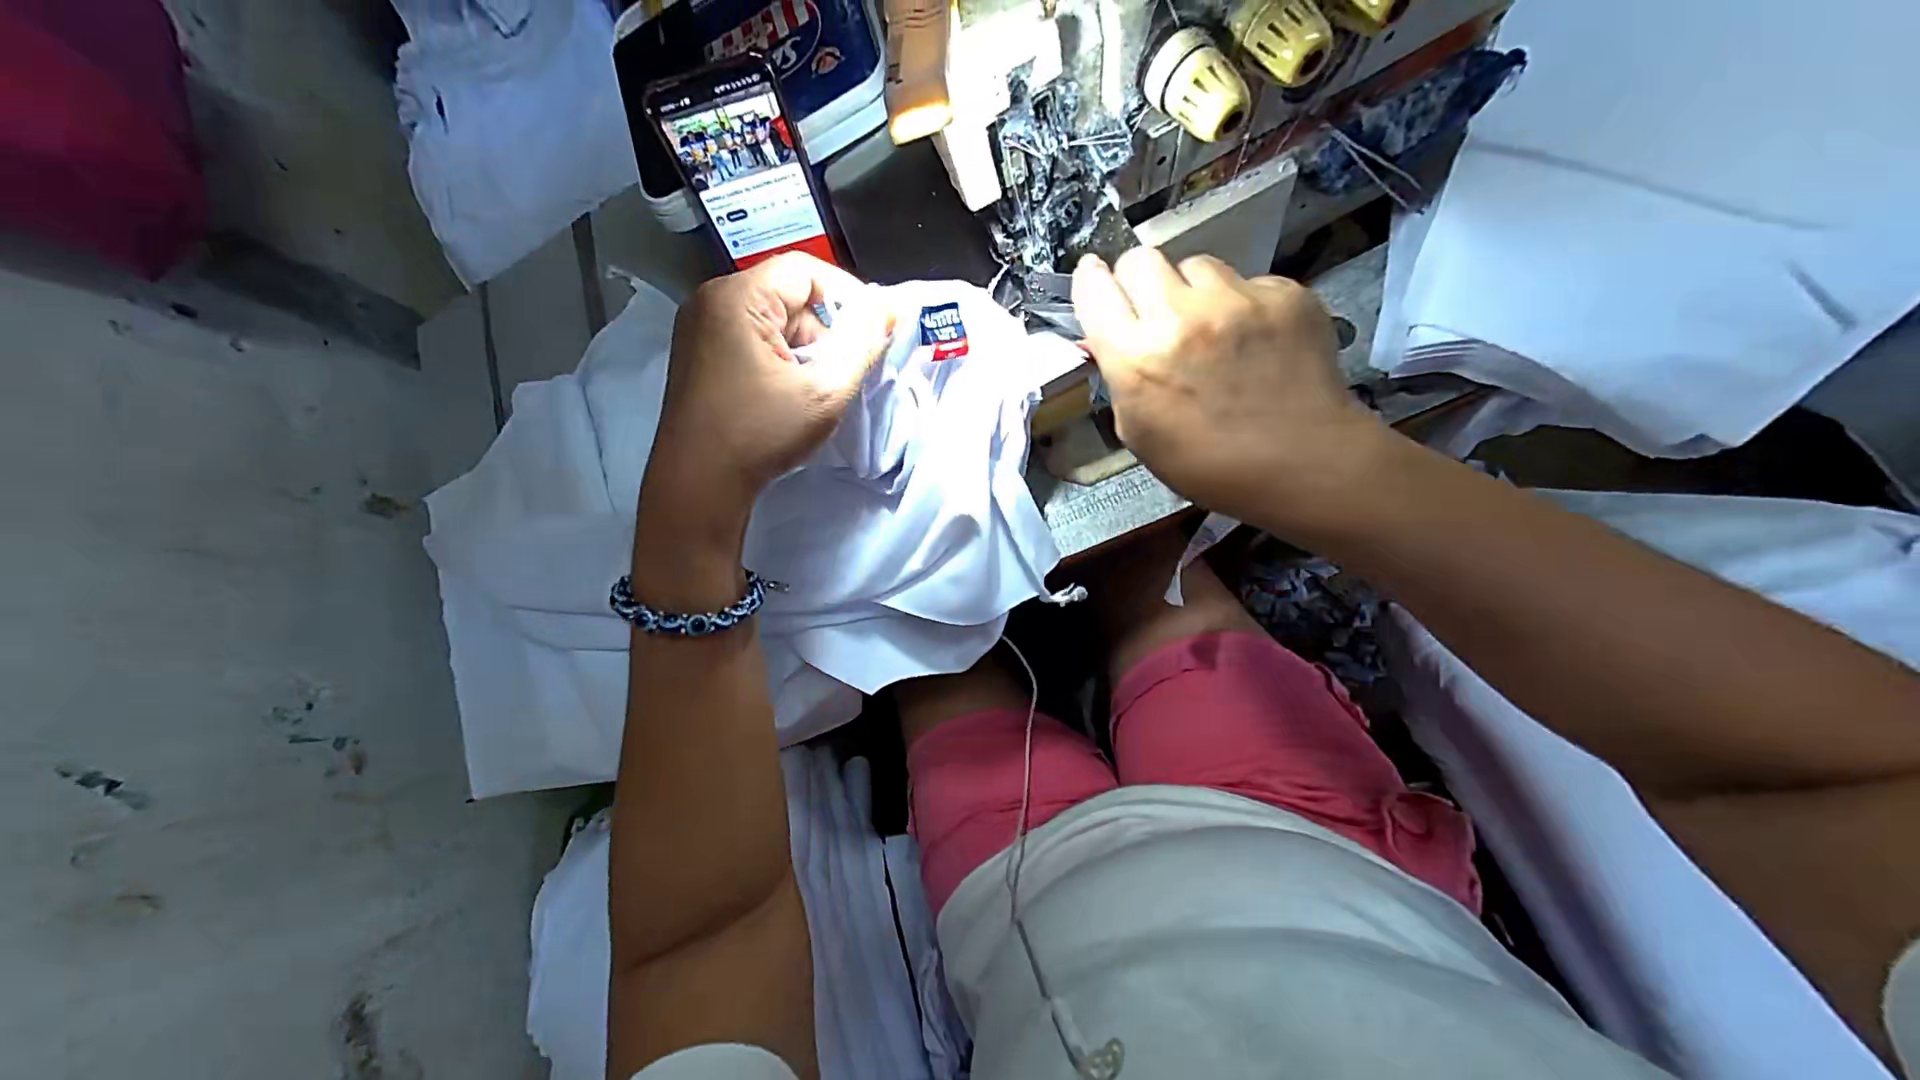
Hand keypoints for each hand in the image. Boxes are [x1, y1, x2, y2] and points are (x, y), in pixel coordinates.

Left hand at [648, 253, 893, 521]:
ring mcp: (699, 329)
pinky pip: (752, 340)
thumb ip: (863, 341)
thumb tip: (892, 306)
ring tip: (814, 393)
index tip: (872, 334)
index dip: (848, 296)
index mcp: (737, 298)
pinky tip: (787, 397)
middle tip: (843, 374)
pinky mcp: (699, 356)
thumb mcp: (825, 389)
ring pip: (773, 321)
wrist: (697, 484)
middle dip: (825, 330)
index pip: (806, 270)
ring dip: (804, 350)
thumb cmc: (760, 434)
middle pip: (788, 295)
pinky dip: (780, 361)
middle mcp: (712, 302)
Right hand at [1071, 248, 1388, 524]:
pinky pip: (1248, 281)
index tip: (1096, 278)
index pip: (1095, 288)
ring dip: (1193, 290)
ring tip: (1211, 328)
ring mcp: (1236, 299)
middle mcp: (1179, 316)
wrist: (1301, 463)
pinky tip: (1254, 339)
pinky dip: (1243, 304)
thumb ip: (1122, 376)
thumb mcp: (1139, 432)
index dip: (1092, 280)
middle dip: (1140, 280)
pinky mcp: (1282, 294)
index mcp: (1136, 357)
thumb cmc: (1209, 464)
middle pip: (1141, 259)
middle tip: (1154, 308)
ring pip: (1196, 265)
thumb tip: (1118, 342)